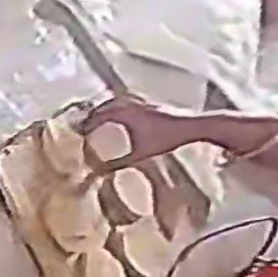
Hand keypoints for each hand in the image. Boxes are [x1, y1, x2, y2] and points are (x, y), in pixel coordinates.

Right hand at [80, 95, 212, 163]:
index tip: (77, 132)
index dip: (86, 124)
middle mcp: (135, 105)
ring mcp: (147, 103)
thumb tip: (96, 175)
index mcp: (127, 114)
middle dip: (93, 113)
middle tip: (84, 124)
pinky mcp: (156, 105)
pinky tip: (123, 117)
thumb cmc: (169, 139)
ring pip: (120, 101)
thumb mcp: (140, 154)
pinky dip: (122, 107)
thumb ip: (117, 164)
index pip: (99, 115)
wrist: (200, 126)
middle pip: (107, 104)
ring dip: (108, 108)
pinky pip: (132, 102)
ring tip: (100, 118)